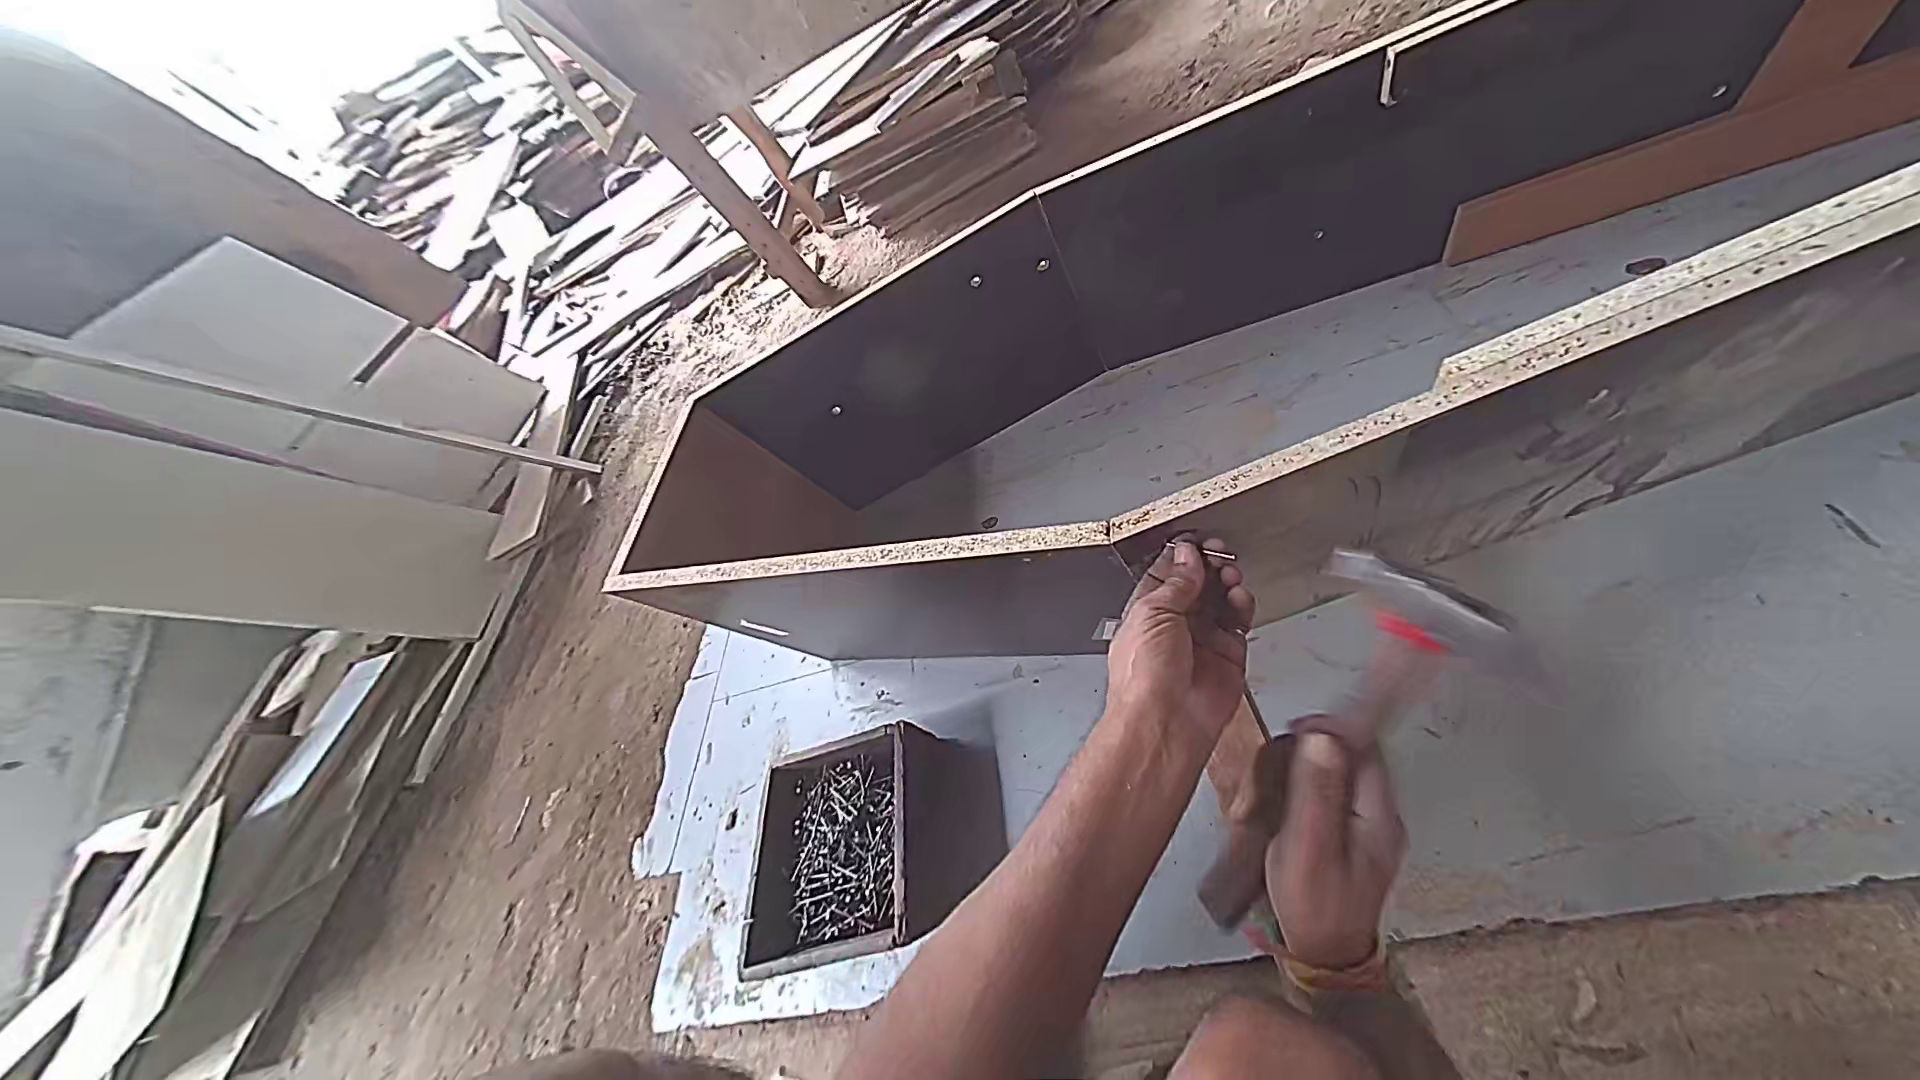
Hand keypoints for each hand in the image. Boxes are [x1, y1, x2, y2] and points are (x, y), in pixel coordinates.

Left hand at [1105, 535, 1254, 746]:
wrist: (1166, 718)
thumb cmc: (1142, 675)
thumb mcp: (1152, 612)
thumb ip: (1176, 583)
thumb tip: (1187, 556)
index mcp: (1146, 613)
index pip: (1165, 575)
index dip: (1181, 557)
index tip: (1196, 542)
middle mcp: (1173, 626)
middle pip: (1195, 586)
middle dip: (1207, 567)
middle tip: (1218, 553)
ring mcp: (1200, 641)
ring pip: (1219, 601)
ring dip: (1226, 583)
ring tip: (1229, 573)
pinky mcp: (1227, 656)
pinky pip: (1238, 623)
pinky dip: (1242, 605)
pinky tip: (1239, 595)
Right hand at [1266, 727, 1407, 969]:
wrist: (1322, 956)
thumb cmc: (1313, 903)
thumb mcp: (1308, 844)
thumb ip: (1315, 789)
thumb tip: (1322, 736)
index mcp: (1378, 814)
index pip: (1364, 747)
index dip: (1330, 730)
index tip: (1293, 731)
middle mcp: (1377, 814)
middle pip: (1347, 756)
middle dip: (1306, 752)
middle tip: (1271, 768)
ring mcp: (1363, 826)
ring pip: (1331, 772)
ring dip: (1295, 772)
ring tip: (1266, 792)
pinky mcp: (1344, 835)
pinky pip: (1323, 793)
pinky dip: (1296, 790)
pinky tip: (1273, 807)